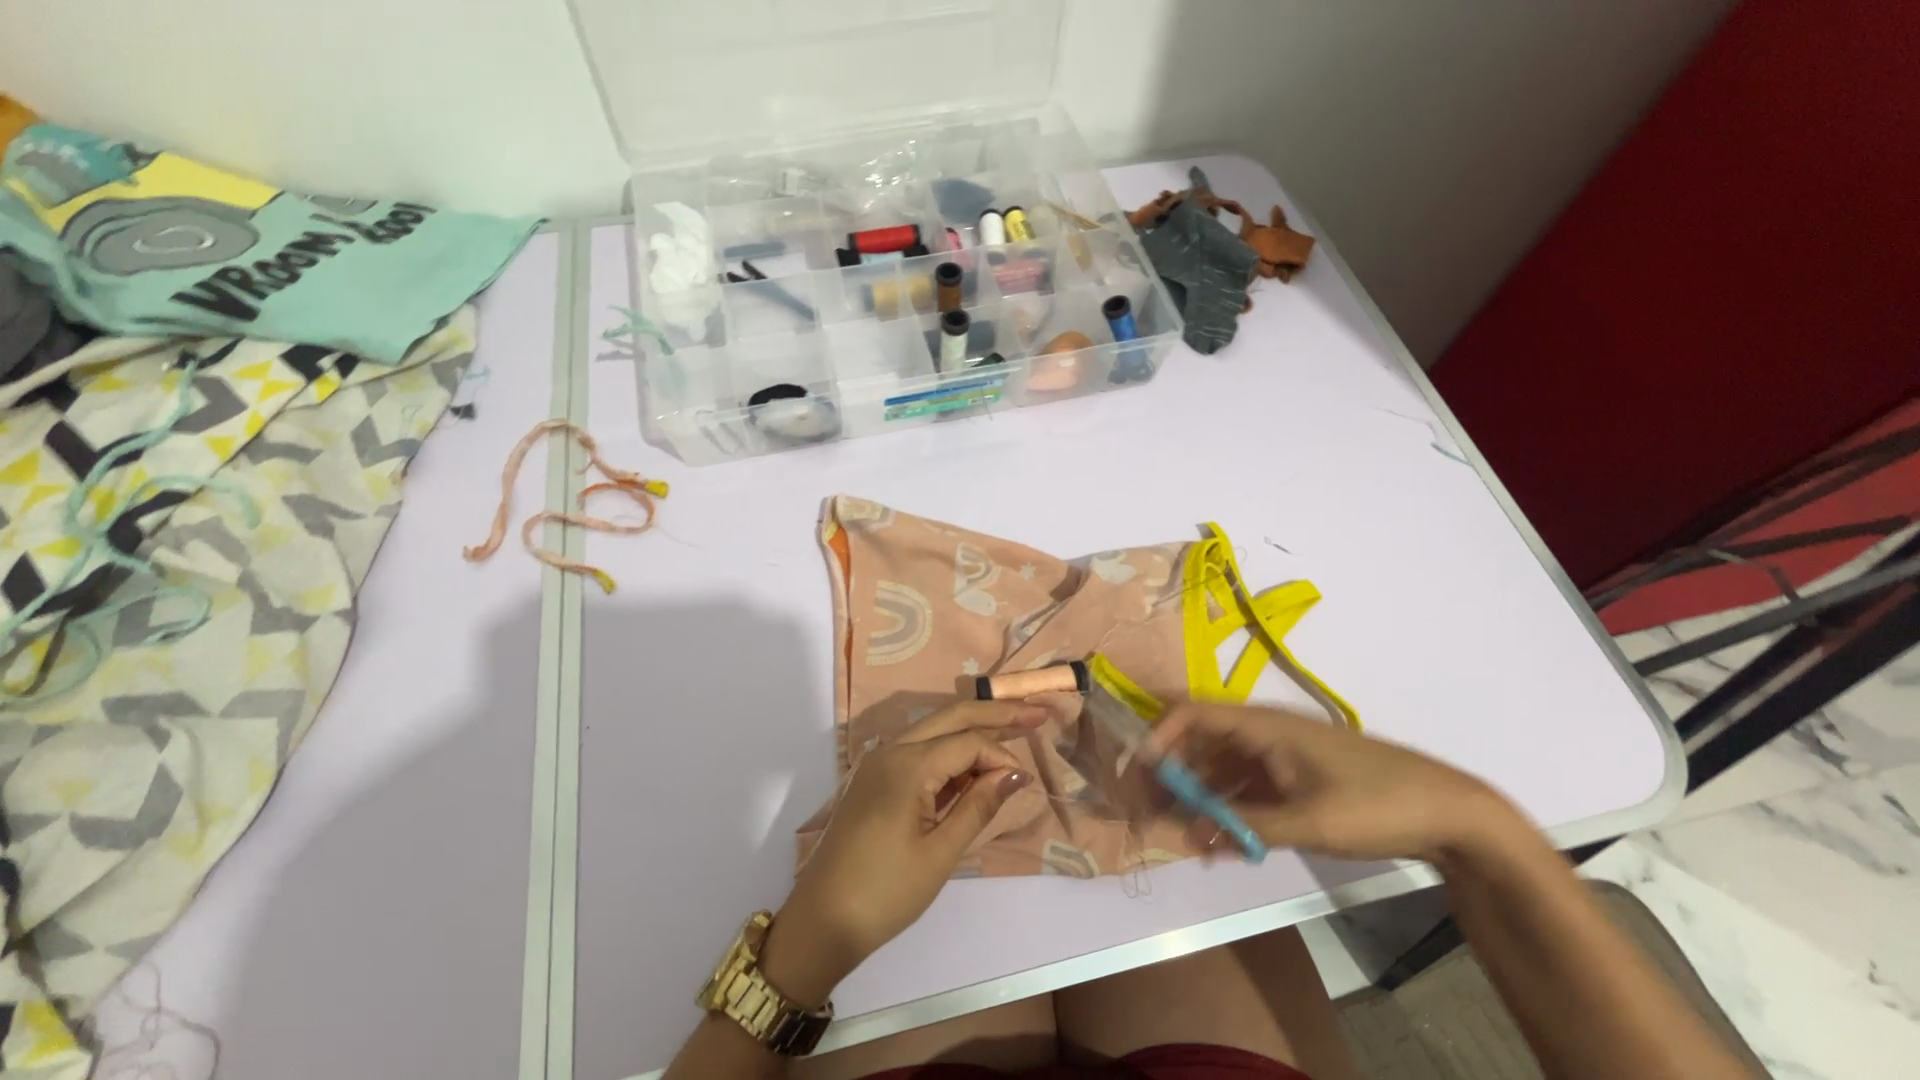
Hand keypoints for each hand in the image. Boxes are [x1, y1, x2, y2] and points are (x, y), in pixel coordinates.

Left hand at [763, 701, 1043, 1002]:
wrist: (822, 920)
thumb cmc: (886, 892)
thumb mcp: (941, 853)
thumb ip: (978, 805)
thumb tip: (1015, 773)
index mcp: (906, 766)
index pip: (967, 741)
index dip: (1001, 756)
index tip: (1025, 782)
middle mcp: (889, 751)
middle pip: (950, 718)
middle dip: (994, 714)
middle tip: (1036, 713)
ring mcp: (876, 764)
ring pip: (932, 731)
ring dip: (970, 732)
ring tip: (1011, 733)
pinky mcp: (872, 781)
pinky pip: (916, 752)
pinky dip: (947, 754)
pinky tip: (970, 769)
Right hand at [1145, 702, 1520, 864]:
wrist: (1453, 814)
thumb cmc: (1378, 806)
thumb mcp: (1308, 821)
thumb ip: (1244, 825)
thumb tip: (1191, 831)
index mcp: (1266, 727)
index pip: (1193, 714)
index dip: (1158, 739)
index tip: (1138, 776)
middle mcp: (1267, 735)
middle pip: (1201, 744)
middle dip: (1171, 777)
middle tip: (1149, 815)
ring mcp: (1282, 758)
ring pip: (1222, 772)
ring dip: (1199, 802)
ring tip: (1185, 841)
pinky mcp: (1297, 781)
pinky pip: (1247, 791)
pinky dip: (1228, 813)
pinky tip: (1221, 847)